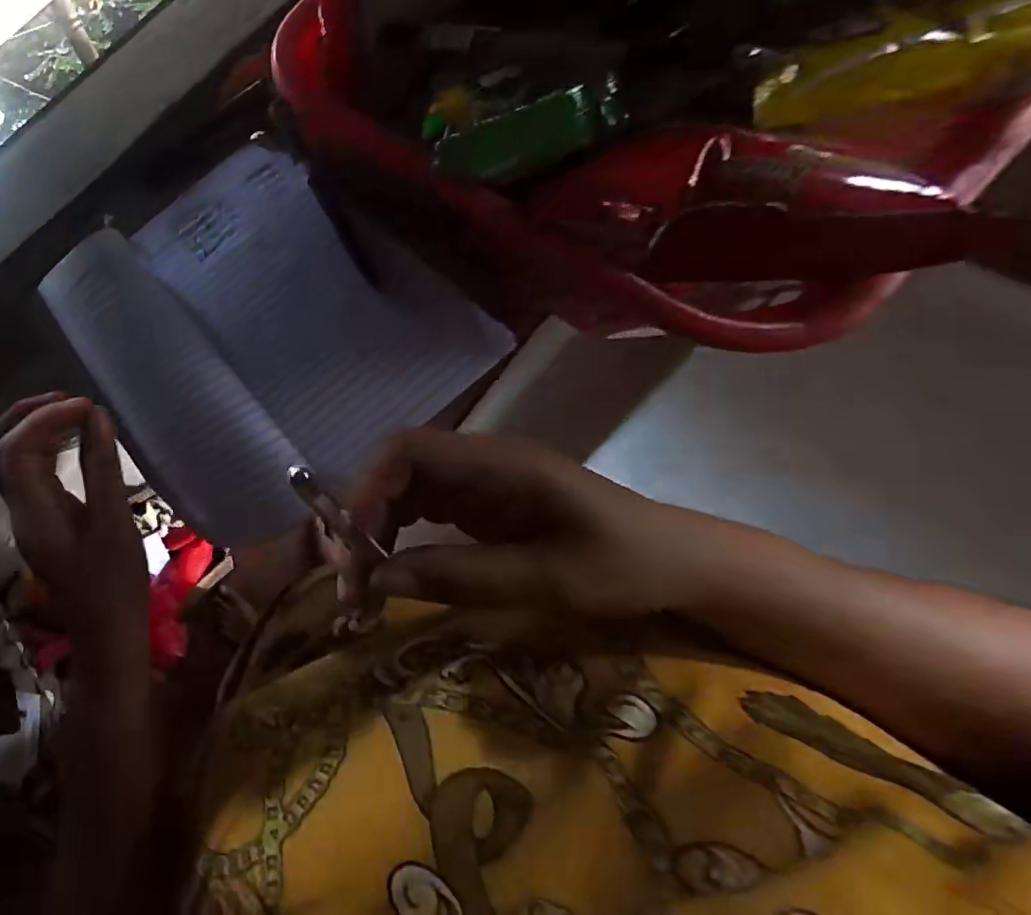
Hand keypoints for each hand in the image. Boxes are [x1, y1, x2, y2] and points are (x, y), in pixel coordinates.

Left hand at [0, 394, 148, 659]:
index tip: (86, 406)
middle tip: (69, 401)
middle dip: (26, 416)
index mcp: (32, 513)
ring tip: (74, 411)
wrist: (106, 632)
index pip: (15, 450)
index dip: (45, 418)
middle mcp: (18, 510)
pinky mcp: (37, 517)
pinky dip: (43, 445)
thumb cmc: (115, 584)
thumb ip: (102, 465)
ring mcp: (24, 514)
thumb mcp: (114, 523)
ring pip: (6, 459)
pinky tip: (73, 438)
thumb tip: (97, 415)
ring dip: (33, 427)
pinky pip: (26, 471)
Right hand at [343, 429, 773, 617]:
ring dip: (371, 529)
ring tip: (361, 580)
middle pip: (392, 470)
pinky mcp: (474, 504)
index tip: (353, 544)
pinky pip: (415, 509)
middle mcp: (474, 462)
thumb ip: (464, 576)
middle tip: (349, 575)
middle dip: (361, 516)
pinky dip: (392, 537)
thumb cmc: (628, 564)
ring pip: (396, 490)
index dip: (368, 488)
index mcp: (495, 461)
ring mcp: (472, 481)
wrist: (682, 563)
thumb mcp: (553, 580)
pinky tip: (388, 568)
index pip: (406, 450)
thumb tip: (378, 581)